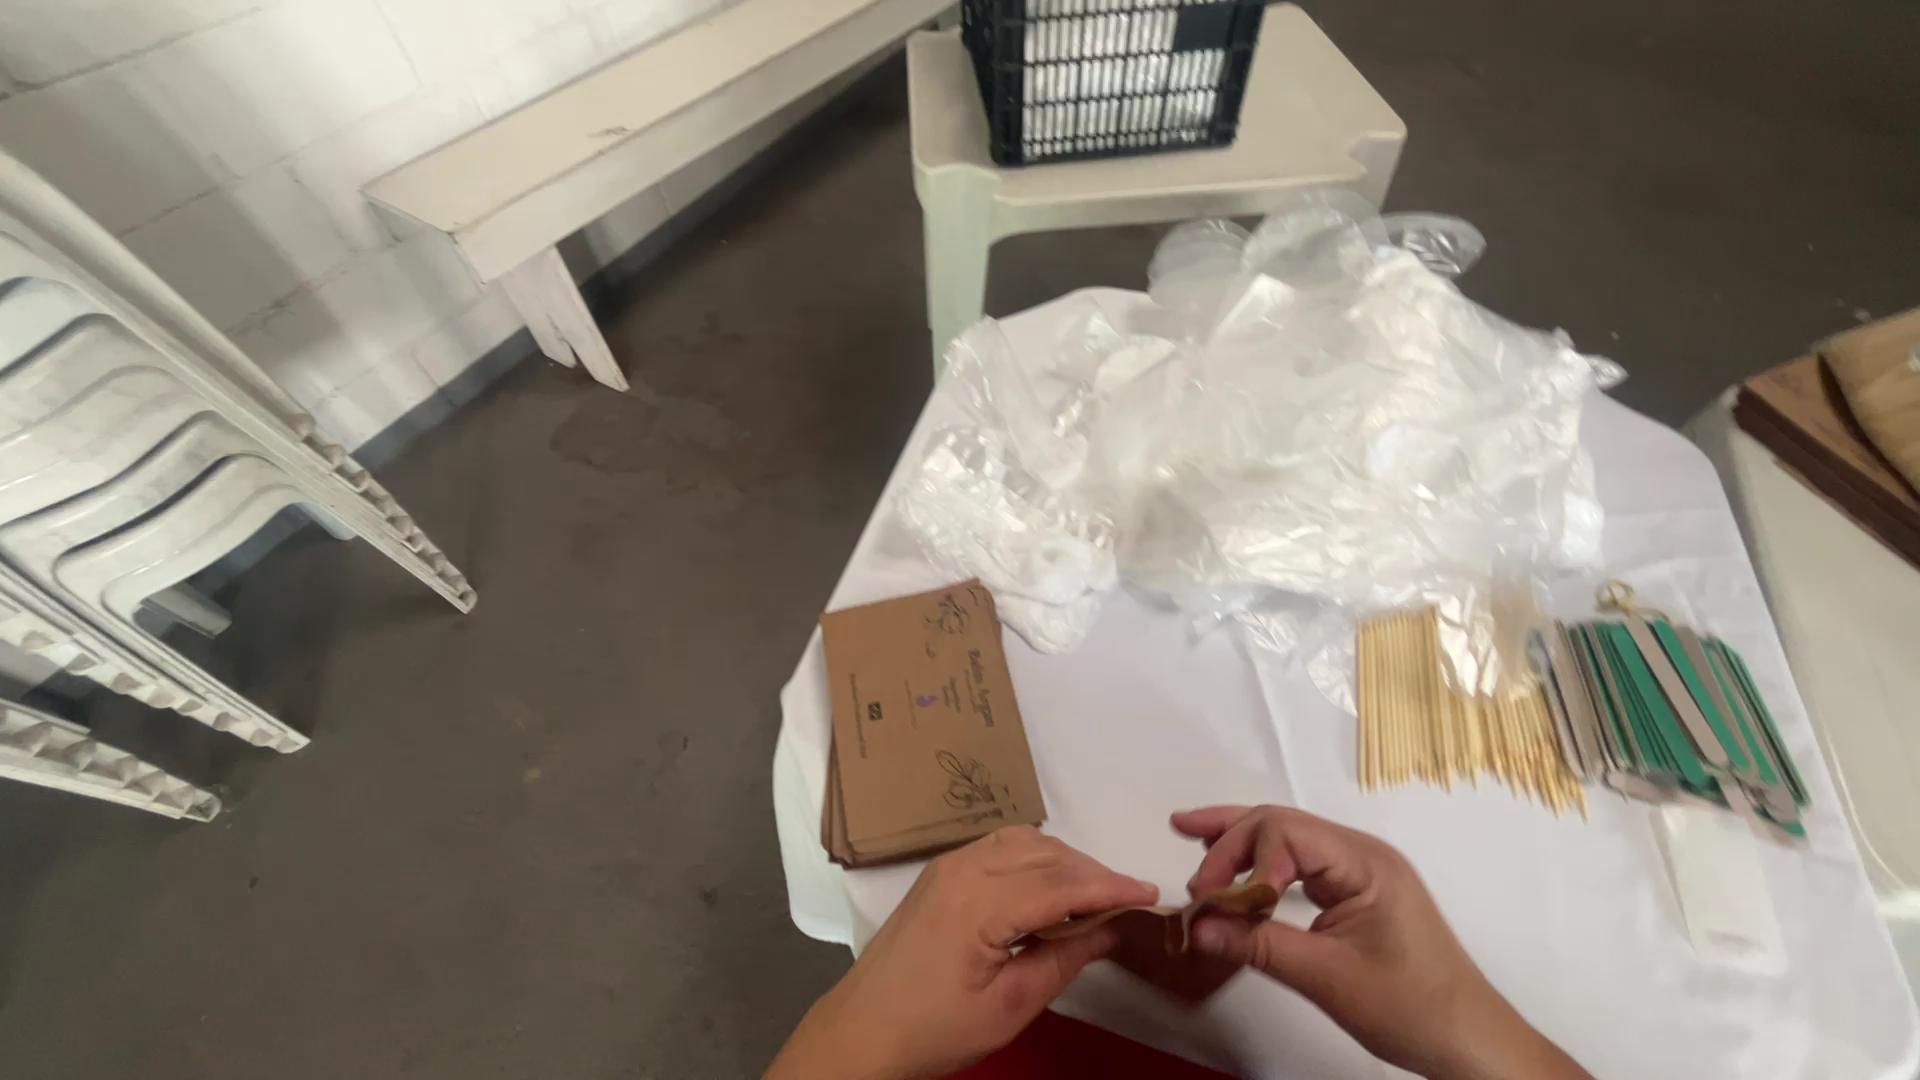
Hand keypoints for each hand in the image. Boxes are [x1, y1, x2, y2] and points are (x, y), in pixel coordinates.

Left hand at [765, 826, 1156, 1079]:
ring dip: (1063, 860)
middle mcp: (964, 865)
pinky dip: (1035, 856)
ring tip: (1095, 892)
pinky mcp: (942, 869)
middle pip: (1044, 854)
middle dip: (1090, 872)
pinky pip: (1000, 845)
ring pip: (1023, 841)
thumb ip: (1063, 959)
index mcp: (979, 900)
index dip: (1108, 888)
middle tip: (1128, 899)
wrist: (864, 1027)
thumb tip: (1111, 929)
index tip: (1150, 894)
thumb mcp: (1009, 1006)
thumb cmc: (936, 1027)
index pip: (1059, 884)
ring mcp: (950, 862)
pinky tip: (1050, 883)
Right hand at [1172, 806, 1592, 1079]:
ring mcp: (1358, 866)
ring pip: (1286, 835)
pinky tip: (1235, 864)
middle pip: (1280, 824)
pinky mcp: (1353, 887)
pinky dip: (1261, 859)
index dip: (1240, 860)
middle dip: (1230, 843)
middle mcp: (1359, 851)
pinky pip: (1297, 858)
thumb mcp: (1327, 979)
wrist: (1476, 1045)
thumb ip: (1257, 945)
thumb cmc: (1410, 1008)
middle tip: (1193, 882)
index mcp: (1362, 861)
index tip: (1212, 901)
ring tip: (1188, 830)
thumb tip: (1194, 926)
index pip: (1284, 834)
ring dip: (1239, 839)